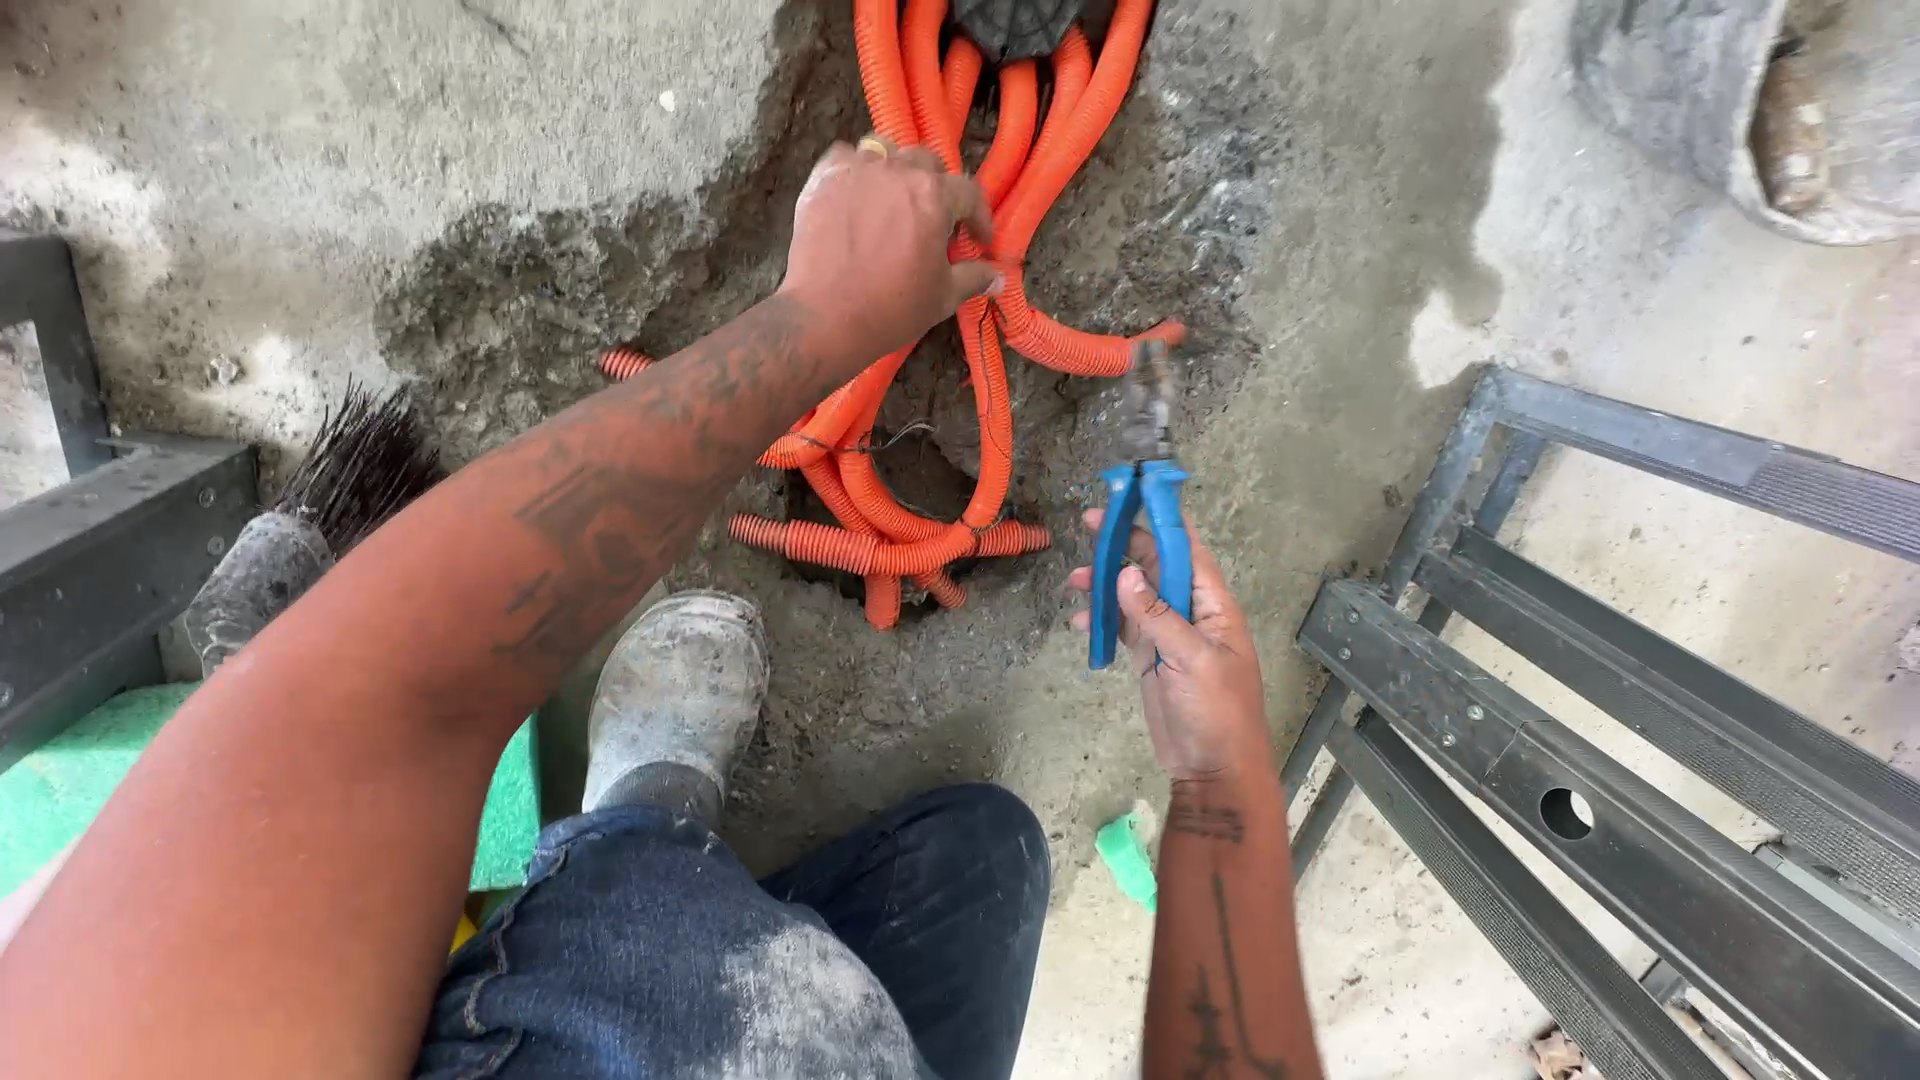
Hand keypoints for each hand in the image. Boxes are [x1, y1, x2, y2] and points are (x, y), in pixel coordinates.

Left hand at [778, 137, 999, 363]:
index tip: (979, 241)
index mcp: (935, 196)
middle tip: (937, 220)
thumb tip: (998, 277)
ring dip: (899, 170)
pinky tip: (859, 193)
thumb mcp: (943, 297)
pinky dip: (857, 170)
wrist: (826, 317)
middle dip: (940, 189)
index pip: (969, 194)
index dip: (979, 218)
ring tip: (897, 197)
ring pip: (887, 151)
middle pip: (928, 163)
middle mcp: (898, 171)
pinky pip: (847, 158)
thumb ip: (973, 278)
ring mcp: (858, 170)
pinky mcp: (824, 178)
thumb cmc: (892, 309)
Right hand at [1068, 509, 1270, 780]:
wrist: (1212, 768)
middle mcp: (1191, 612)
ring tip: (1074, 580)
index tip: (1133, 497)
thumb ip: (1157, 616)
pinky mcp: (1149, 656)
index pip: (1188, 550)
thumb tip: (1125, 574)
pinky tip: (1080, 621)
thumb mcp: (1192, 660)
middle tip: (1088, 524)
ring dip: (1106, 584)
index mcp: (1213, 606)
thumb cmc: (1217, 712)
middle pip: (1155, 566)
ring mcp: (1168, 634)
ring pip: (1134, 594)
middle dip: (1124, 545)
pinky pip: (1123, 626)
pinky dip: (1101, 620)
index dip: (1162, 522)